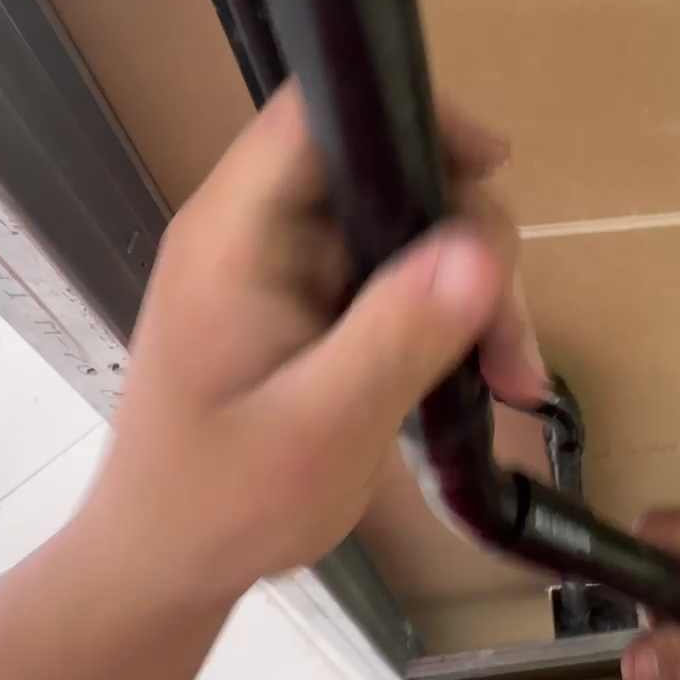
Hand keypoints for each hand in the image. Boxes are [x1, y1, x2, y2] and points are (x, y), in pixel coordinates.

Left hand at [78, 83, 547, 601]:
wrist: (168, 565)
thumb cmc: (217, 506)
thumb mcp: (316, 432)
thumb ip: (395, 339)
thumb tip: (484, 252)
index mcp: (238, 234)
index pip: (318, 115)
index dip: (405, 113)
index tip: (489, 163)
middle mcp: (270, 230)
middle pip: (393, 176)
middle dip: (472, 243)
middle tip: (509, 337)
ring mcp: (300, 266)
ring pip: (417, 230)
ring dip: (478, 292)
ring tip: (511, 375)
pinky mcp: (325, 300)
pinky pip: (411, 277)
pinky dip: (458, 318)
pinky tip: (489, 376)